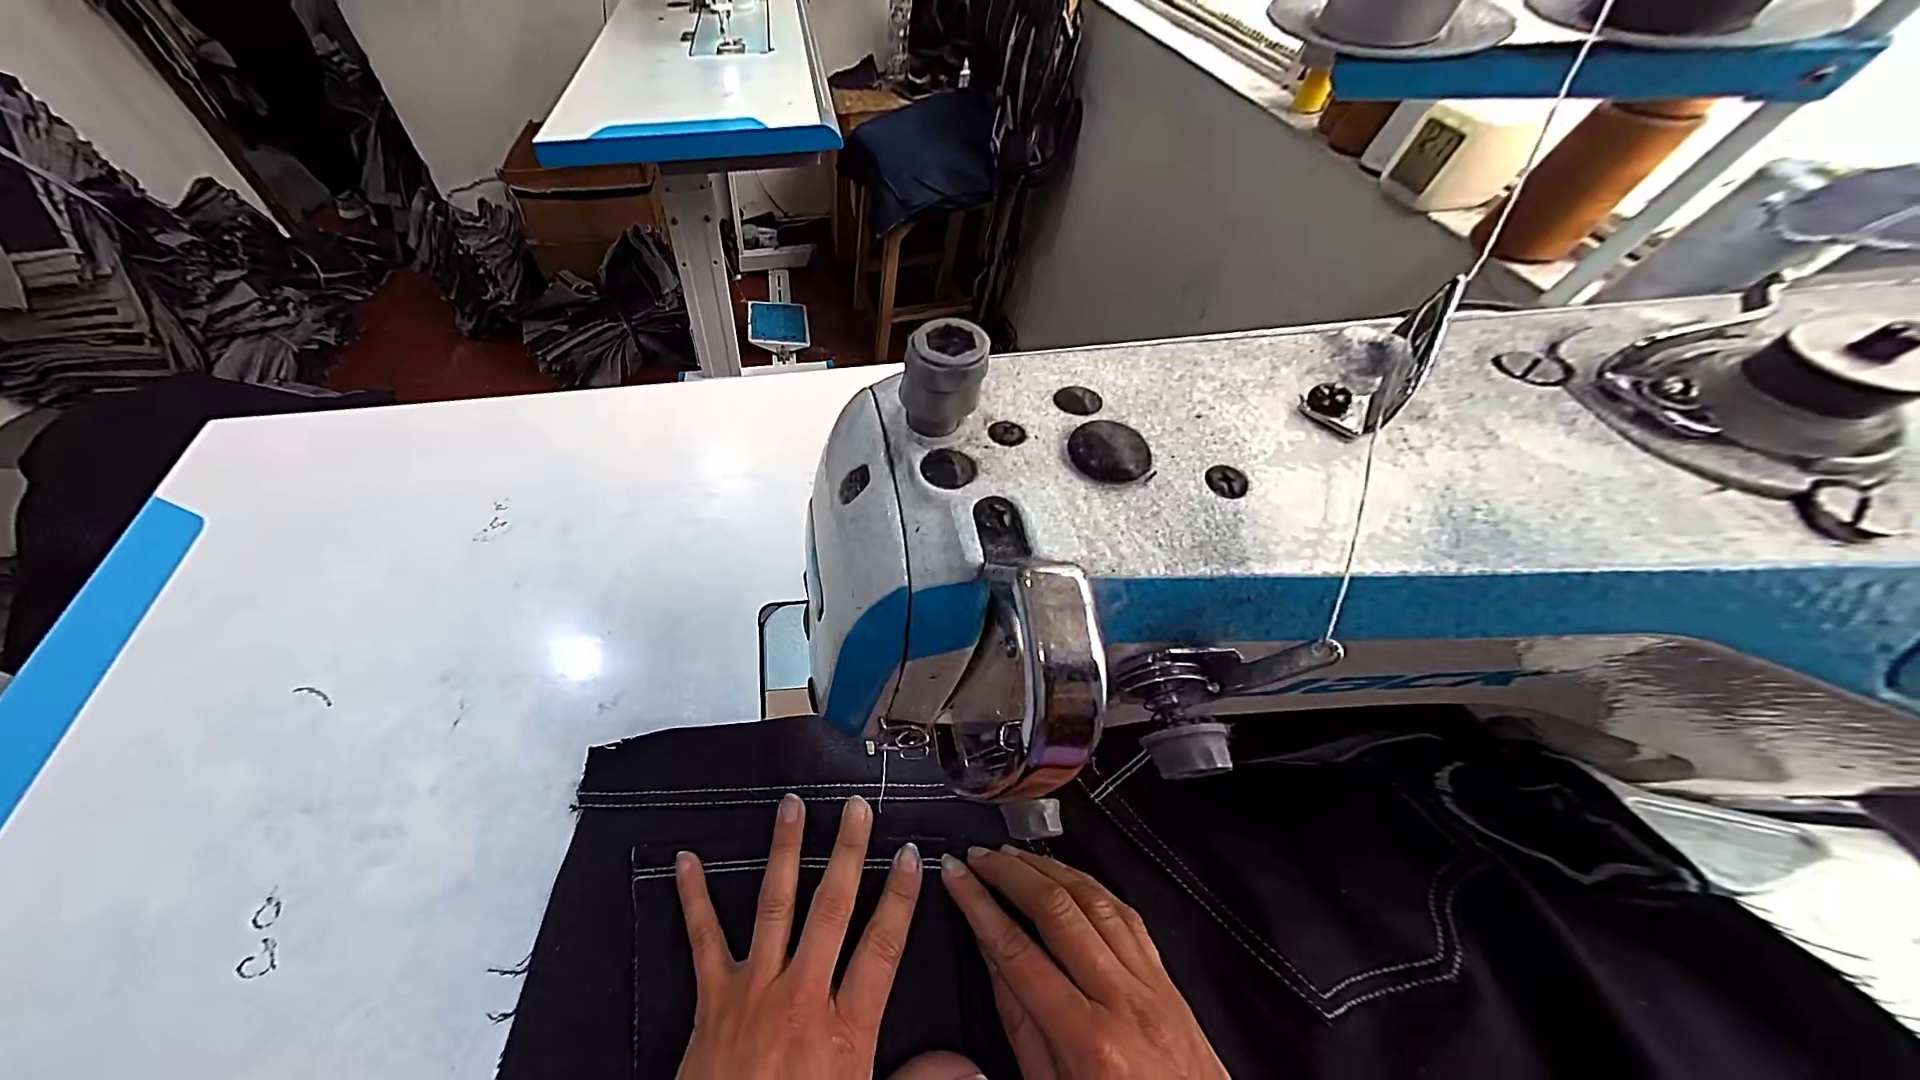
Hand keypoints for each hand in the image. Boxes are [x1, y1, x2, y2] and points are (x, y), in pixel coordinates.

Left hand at [675, 794, 922, 1079]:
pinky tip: (687, 861)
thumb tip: (970, 1070)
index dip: (900, 896)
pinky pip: (702, 940)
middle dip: (848, 852)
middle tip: (857, 809)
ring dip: (785, 850)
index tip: (910, 855)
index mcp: (843, 1028)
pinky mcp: (712, 1000)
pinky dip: (693, 898)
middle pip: (832, 908)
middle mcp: (800, 997)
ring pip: (774, 905)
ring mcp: (753, 992)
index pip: (882, 945)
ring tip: (792, 807)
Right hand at [941, 845, 1229, 1079]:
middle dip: (1009, 872)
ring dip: (1046, 867)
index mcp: (1089, 1044)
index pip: (1018, 951)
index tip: (957, 877)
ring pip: (1092, 897)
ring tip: (1012, 854)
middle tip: (978, 855)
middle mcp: (1124, 1001)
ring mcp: (1151, 983)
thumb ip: (1019, 1024)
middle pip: (1056, 908)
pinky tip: (1066, 873)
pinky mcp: (1166, 977)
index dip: (978, 904)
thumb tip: (990, 954)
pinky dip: (1088, 883)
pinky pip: (1124, 911)